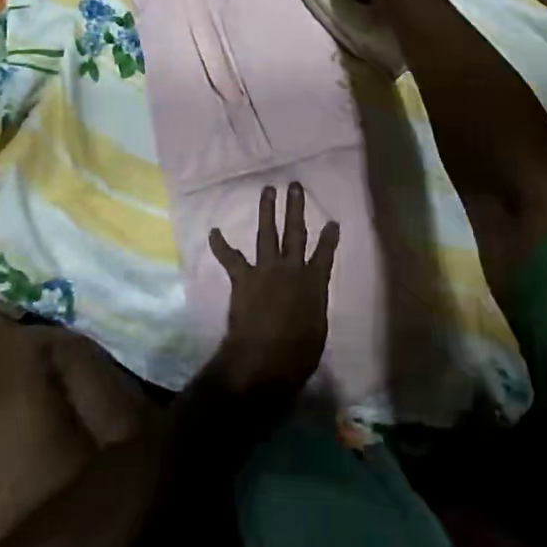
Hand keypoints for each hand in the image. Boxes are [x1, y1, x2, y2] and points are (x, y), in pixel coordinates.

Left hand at [202, 183, 339, 408]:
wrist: (263, 360)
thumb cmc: (297, 354)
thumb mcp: (317, 330)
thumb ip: (313, 310)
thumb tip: (310, 304)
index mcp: (315, 283)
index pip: (325, 254)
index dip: (330, 238)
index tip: (333, 222)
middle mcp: (292, 269)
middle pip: (296, 232)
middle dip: (296, 208)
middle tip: (295, 186)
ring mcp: (266, 270)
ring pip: (267, 233)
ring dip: (267, 210)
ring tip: (268, 190)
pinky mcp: (244, 278)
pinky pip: (231, 258)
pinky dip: (220, 245)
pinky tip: (213, 231)